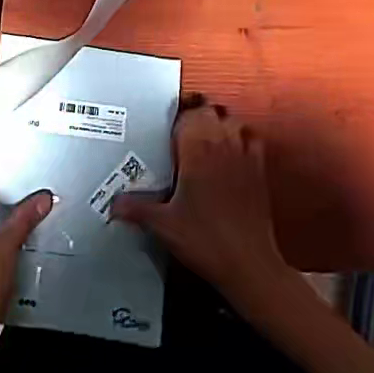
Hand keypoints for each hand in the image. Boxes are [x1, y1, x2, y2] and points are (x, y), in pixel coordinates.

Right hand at [112, 100, 289, 301]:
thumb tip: (114, 203)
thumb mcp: (164, 225)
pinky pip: (253, 138)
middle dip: (196, 115)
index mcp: (197, 151)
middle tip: (183, 132)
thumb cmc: (204, 240)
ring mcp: (243, 154)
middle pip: (209, 111)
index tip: (169, 128)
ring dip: (218, 122)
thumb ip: (137, 209)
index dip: (178, 117)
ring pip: (231, 120)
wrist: (248, 262)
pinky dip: (243, 137)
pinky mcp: (259, 168)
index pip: (187, 115)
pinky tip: (234, 149)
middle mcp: (221, 144)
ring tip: (205, 137)